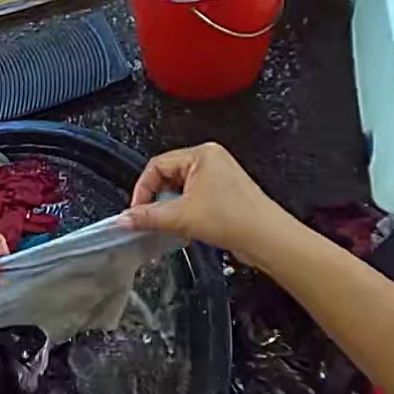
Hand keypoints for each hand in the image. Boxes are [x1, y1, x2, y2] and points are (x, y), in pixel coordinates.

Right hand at [122, 143, 289, 254]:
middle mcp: (211, 160)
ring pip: (180, 189)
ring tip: (174, 225)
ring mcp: (218, 176)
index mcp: (201, 154)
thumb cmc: (237, 219)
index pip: (157, 165)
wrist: (268, 239)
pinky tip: (187, 227)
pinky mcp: (223, 194)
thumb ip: (148, 216)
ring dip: (172, 208)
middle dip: (158, 199)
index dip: (143, 189)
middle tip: (151, 219)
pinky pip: (193, 198)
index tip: (136, 210)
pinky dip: (185, 212)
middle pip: (168, 176)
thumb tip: (126, 218)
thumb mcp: (182, 217)